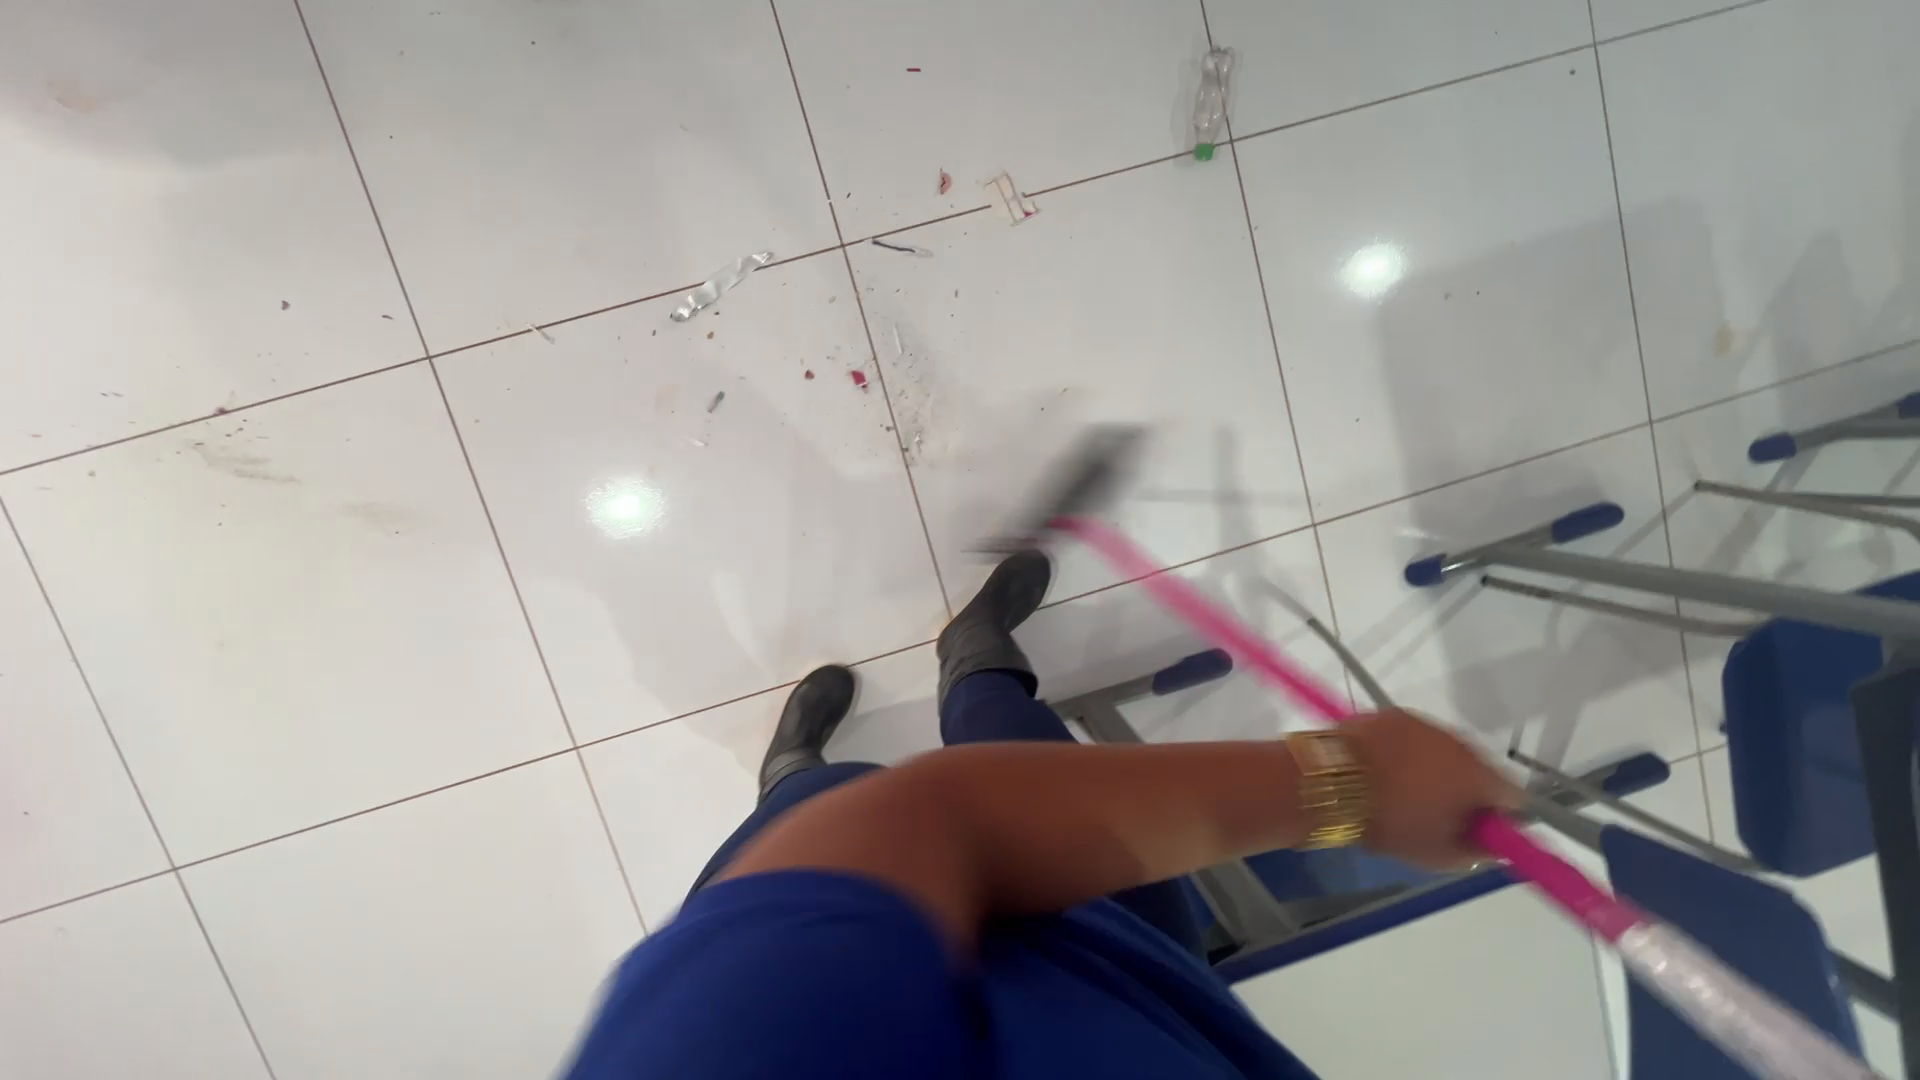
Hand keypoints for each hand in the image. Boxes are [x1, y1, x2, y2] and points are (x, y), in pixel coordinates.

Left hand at [1343, 710, 1522, 868]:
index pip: (1514, 798)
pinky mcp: (1388, 714)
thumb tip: (1490, 845)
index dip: (1499, 818)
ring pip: (1444, 750)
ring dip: (1435, 768)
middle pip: (1478, 769)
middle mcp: (1457, 740)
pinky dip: (1406, 751)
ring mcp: (1421, 722)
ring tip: (1405, 788)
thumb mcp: (1438, 854)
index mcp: (1479, 775)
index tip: (1479, 831)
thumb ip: (1476, 852)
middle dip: (1466, 791)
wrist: (1329, 779)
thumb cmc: (1389, 820)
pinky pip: (1412, 737)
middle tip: (1438, 813)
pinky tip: (1385, 767)